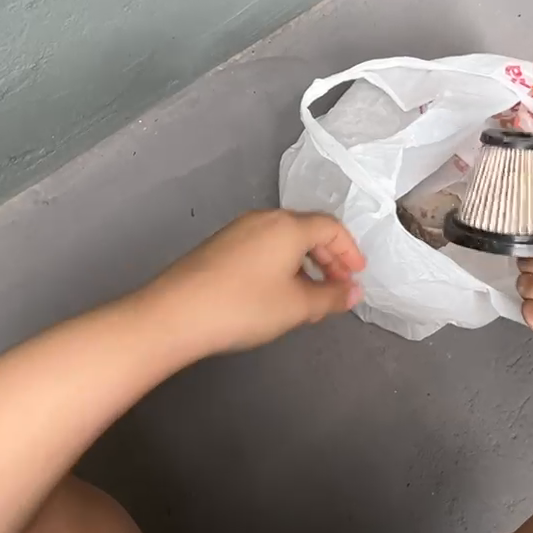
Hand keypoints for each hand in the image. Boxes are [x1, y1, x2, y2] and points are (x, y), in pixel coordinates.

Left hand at [147, 209, 365, 354]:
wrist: (174, 314)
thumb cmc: (244, 306)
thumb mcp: (296, 306)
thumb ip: (331, 297)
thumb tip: (354, 291)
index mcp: (289, 226)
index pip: (331, 228)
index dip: (349, 250)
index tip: (358, 275)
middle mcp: (265, 219)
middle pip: (307, 230)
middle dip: (329, 257)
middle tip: (339, 285)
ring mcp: (239, 229)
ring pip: (284, 239)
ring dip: (305, 262)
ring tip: (310, 293)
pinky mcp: (220, 245)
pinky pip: (264, 246)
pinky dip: (281, 263)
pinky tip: (277, 292)